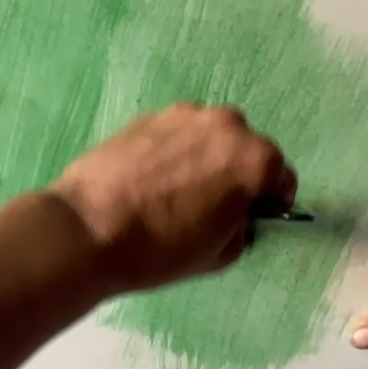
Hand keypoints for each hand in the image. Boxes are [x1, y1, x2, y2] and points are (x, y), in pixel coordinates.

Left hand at [49, 103, 294, 294]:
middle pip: (243, 149)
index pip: (280, 178)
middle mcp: (225, 125)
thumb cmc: (161, 249)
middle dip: (235, 172)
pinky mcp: (144, 117)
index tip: (249, 217)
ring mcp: (181, 115)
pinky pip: (173, 134)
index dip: (267, 202)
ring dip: (202, 156)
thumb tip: (234, 212)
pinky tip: (148, 178)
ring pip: (206, 136)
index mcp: (255, 158)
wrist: (87, 229)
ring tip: (174, 189)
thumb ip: (241, 224)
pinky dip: (170, 151)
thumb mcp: (221, 253)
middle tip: (209, 204)